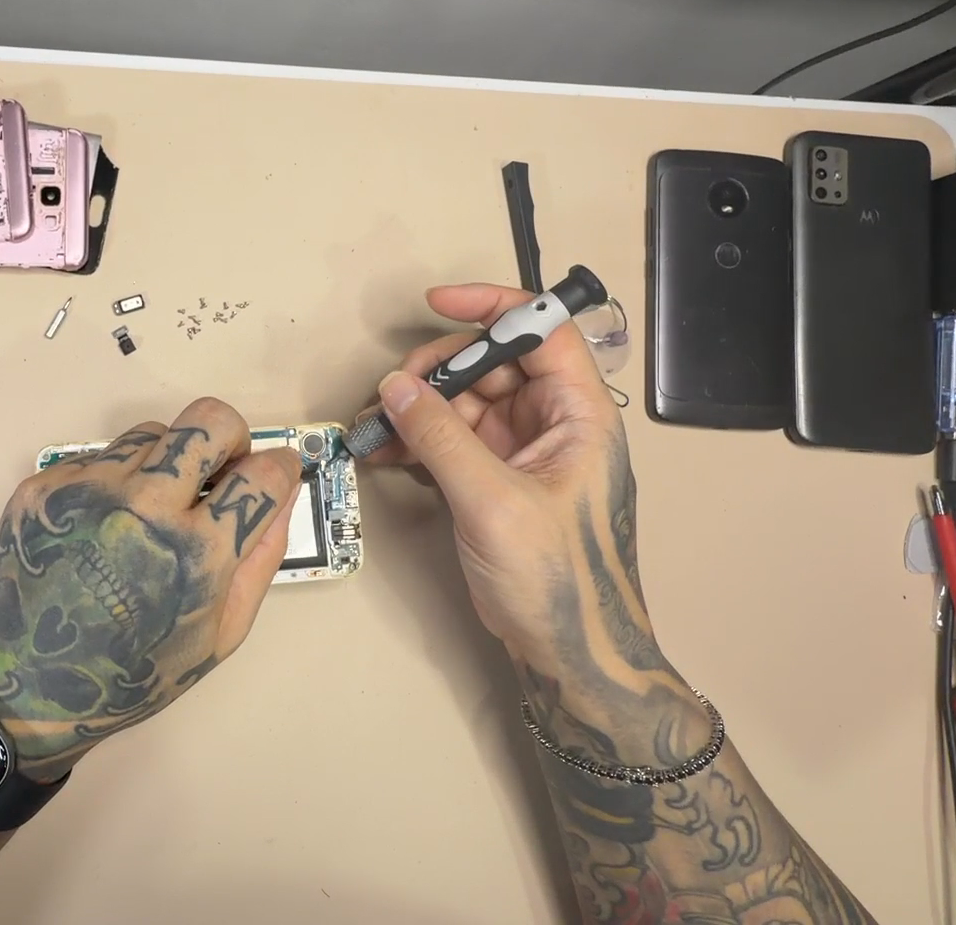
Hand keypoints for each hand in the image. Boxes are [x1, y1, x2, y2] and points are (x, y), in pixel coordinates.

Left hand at [0, 398, 301, 781]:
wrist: (24, 683)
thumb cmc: (134, 672)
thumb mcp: (219, 634)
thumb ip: (260, 560)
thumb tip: (283, 492)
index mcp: (195, 554)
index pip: (261, 474)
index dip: (281, 466)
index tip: (277, 471)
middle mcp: (143, 506)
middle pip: (209, 419)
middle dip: (230, 436)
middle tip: (222, 468)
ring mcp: (88, 487)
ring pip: (154, 431)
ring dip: (170, 458)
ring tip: (153, 508)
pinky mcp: (46, 483)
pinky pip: (104, 455)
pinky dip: (120, 478)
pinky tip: (106, 523)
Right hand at [362, 284, 667, 692]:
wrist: (567, 652)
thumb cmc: (556, 578)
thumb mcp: (493, 501)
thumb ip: (441, 438)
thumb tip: (394, 388)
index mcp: (580, 414)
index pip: (542, 332)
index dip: (492, 307)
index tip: (437, 303)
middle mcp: (552, 423)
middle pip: (492, 365)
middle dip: (438, 372)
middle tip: (393, 392)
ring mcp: (520, 452)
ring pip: (464, 403)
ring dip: (418, 408)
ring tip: (376, 426)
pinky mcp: (494, 478)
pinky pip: (452, 439)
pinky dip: (418, 439)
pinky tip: (386, 449)